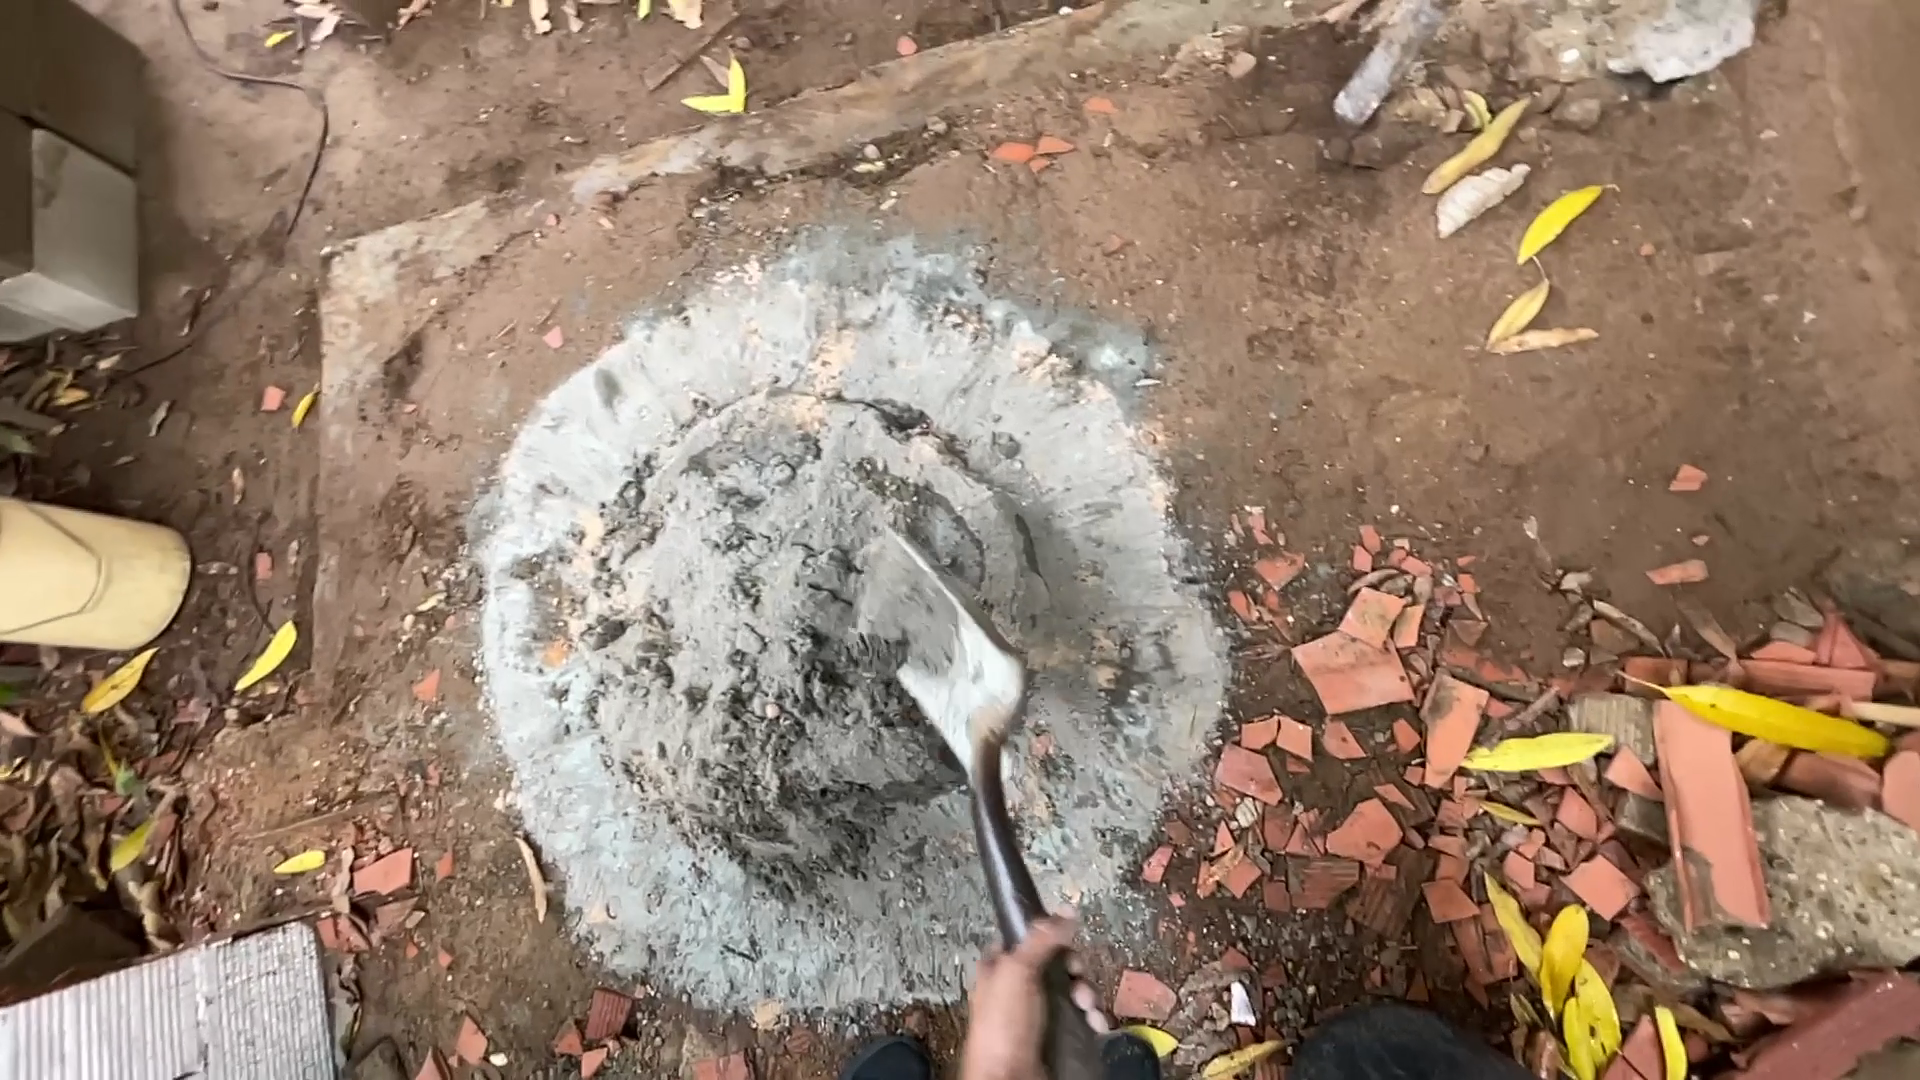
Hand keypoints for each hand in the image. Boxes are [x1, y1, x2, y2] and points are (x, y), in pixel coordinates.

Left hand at [960, 914, 1110, 1079]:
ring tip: (1089, 1008)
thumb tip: (1067, 909)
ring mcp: (1039, 1014)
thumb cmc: (1003, 1024)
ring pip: (1073, 989)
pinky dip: (1093, 1018)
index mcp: (1000, 966)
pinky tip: (1097, 1023)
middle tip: (1078, 978)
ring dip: (1087, 995)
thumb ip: (1042, 938)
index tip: (1066, 938)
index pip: (1028, 938)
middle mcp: (1019, 987)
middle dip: (1075, 968)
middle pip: (1056, 962)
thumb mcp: (1018, 970)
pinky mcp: (1058, 1037)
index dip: (1049, 935)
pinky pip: (1082, 1018)